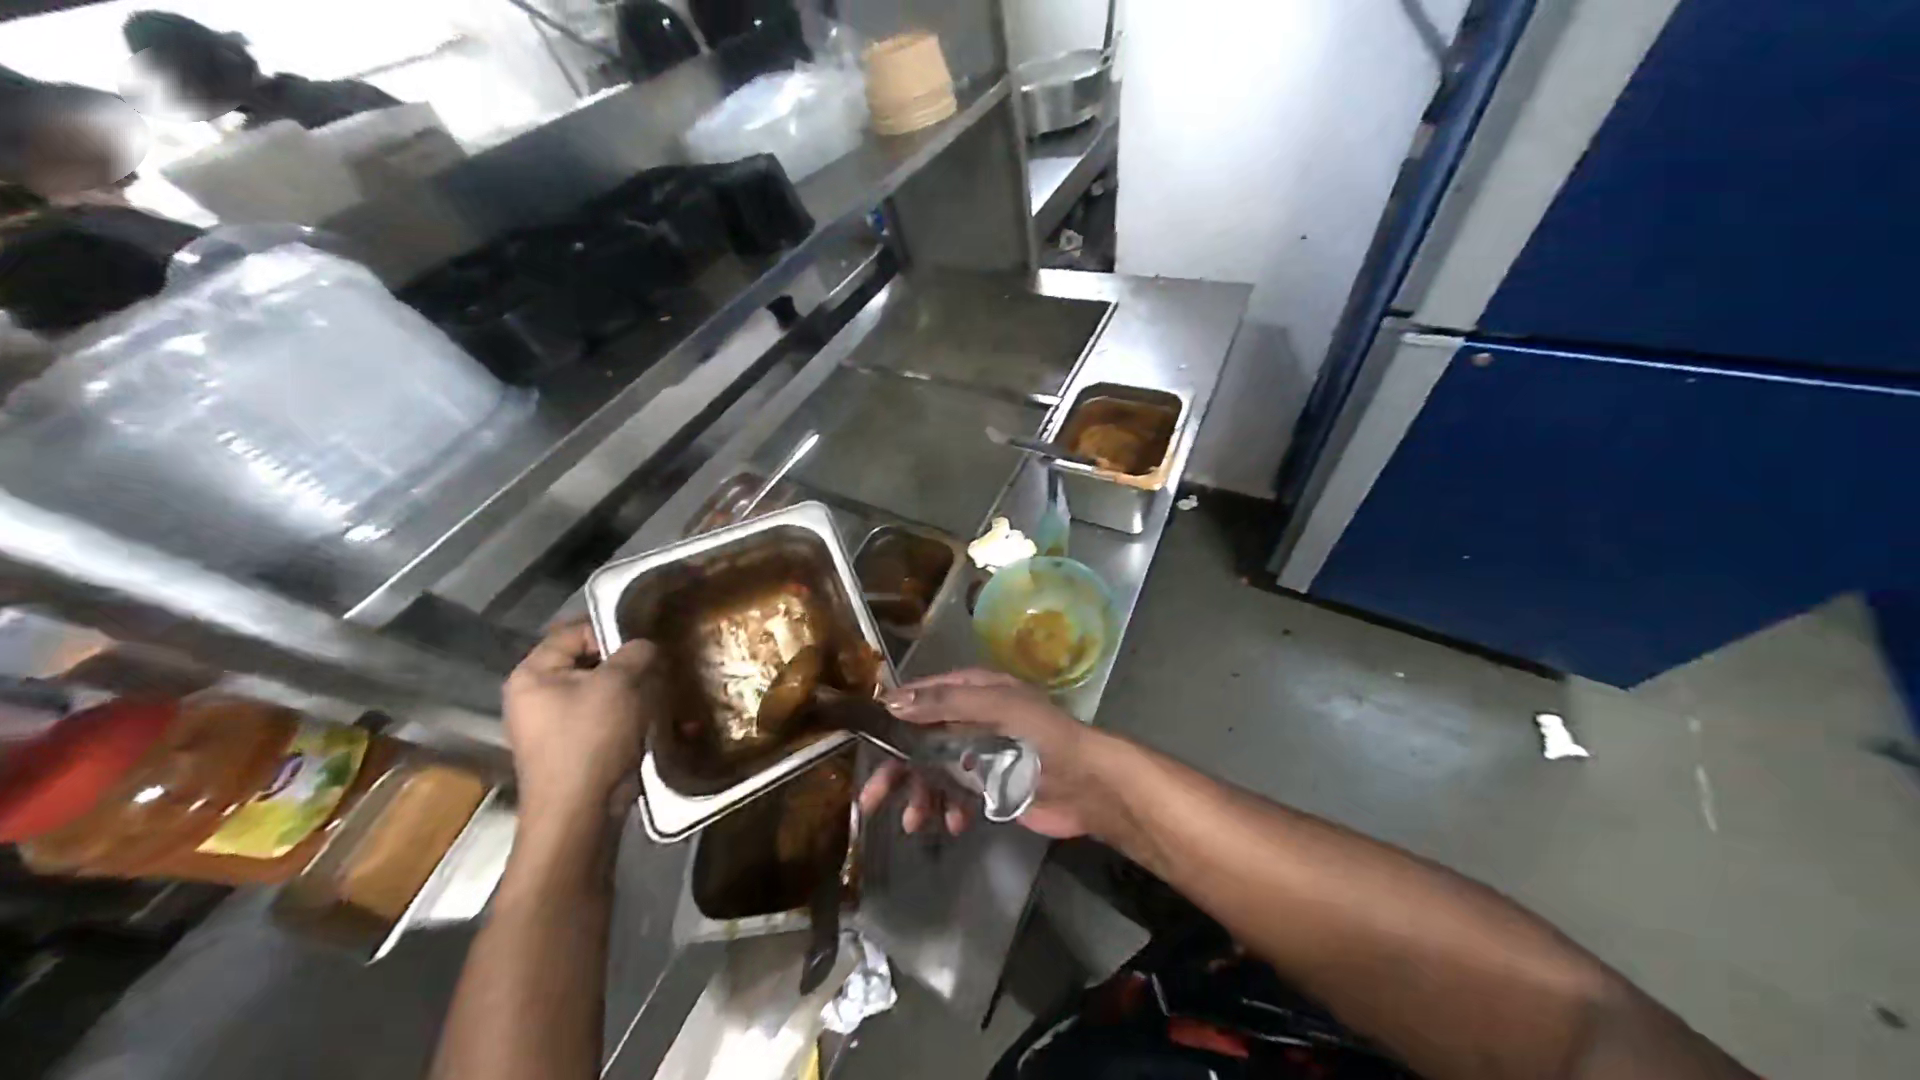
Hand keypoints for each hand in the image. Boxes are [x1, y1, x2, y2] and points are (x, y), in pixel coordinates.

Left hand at [503, 623, 662, 825]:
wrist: (581, 810)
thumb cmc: (592, 737)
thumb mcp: (618, 683)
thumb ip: (635, 653)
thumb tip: (645, 646)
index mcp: (532, 675)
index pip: (574, 633)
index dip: (611, 632)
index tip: (646, 643)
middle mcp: (535, 697)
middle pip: (588, 663)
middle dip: (626, 664)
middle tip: (657, 667)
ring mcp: (552, 726)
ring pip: (600, 692)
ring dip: (631, 690)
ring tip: (659, 693)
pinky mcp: (573, 748)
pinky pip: (603, 718)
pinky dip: (627, 715)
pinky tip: (651, 719)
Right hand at [857, 669, 1122, 838]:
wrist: (1088, 784)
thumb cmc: (1042, 736)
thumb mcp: (995, 707)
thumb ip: (945, 703)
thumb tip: (892, 702)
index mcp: (974, 691)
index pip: (923, 695)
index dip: (894, 713)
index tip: (864, 735)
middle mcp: (972, 719)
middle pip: (921, 740)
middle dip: (896, 769)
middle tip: (870, 798)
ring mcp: (979, 754)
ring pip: (934, 772)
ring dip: (920, 796)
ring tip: (914, 821)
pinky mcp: (989, 786)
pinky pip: (956, 795)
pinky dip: (948, 810)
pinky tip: (953, 824)